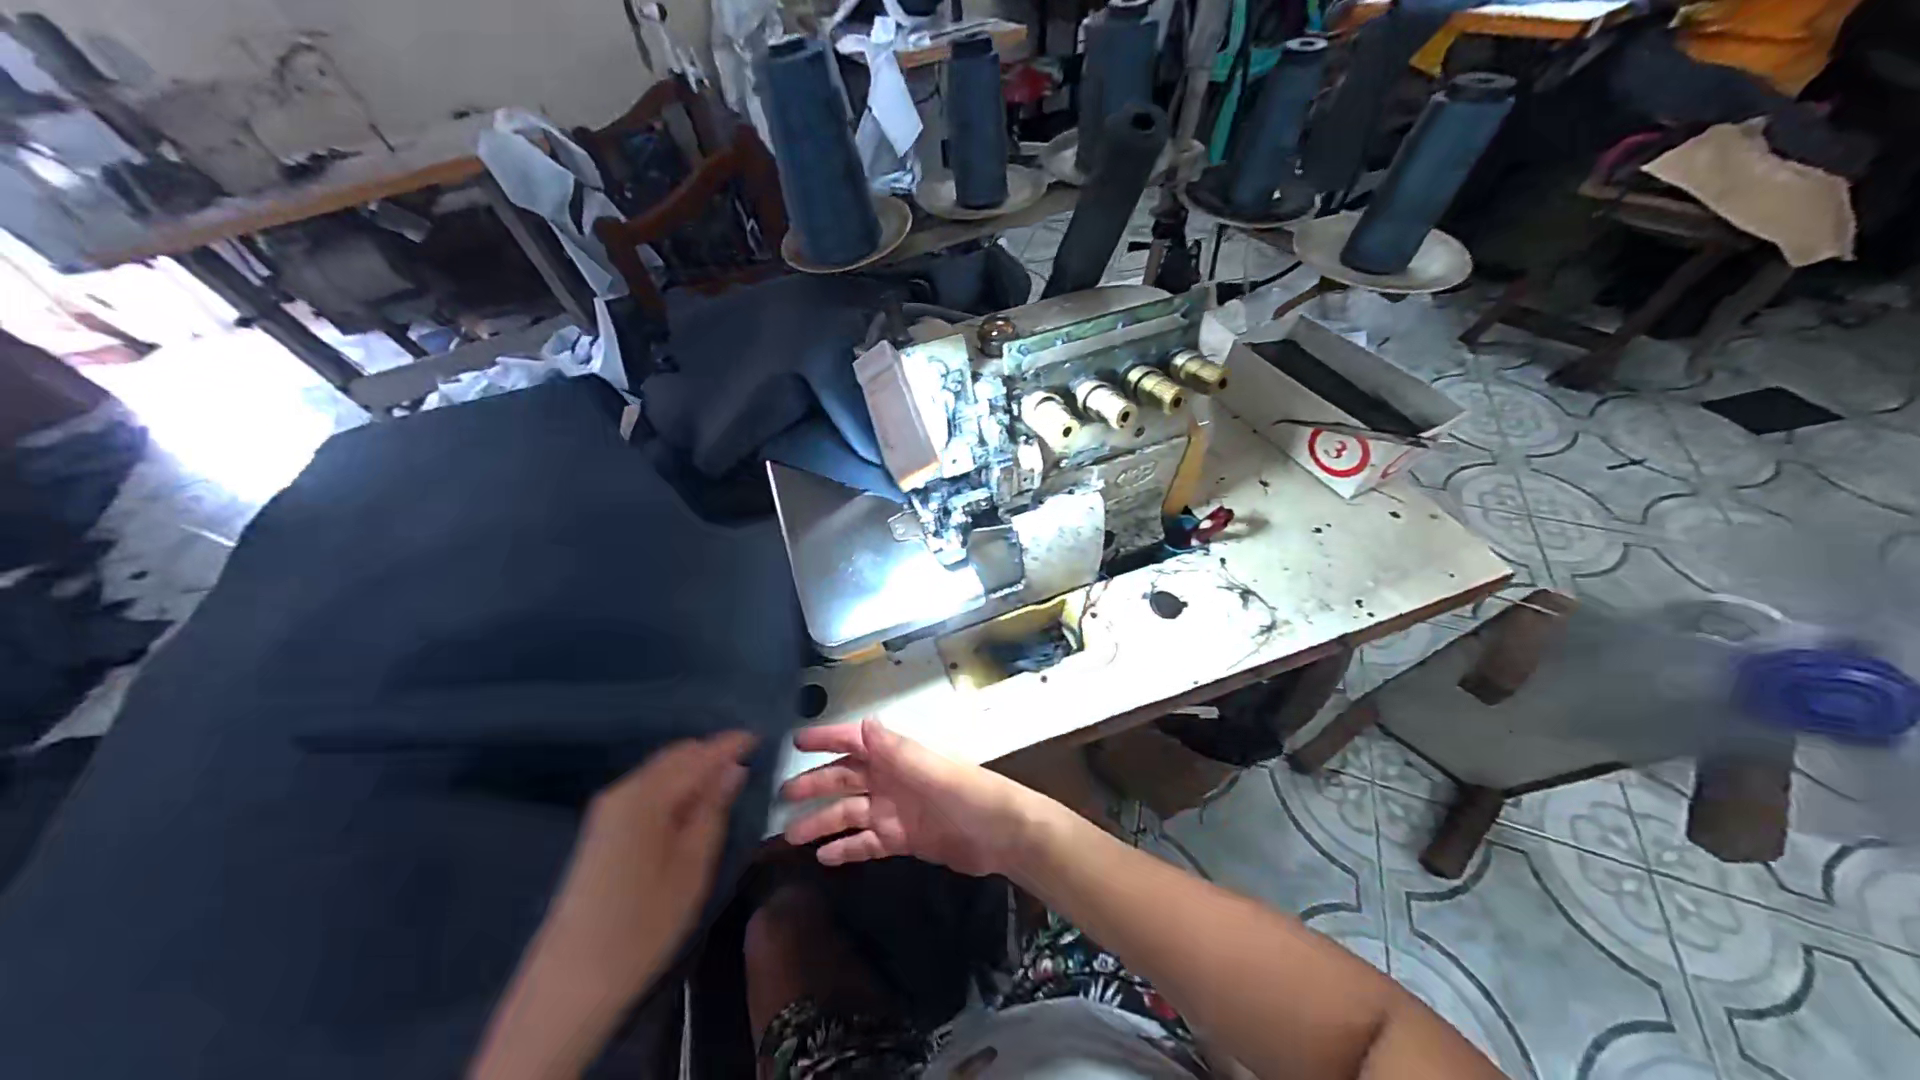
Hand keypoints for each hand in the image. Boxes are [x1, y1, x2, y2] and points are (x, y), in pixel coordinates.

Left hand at [543, 732, 755, 989]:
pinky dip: (675, 786)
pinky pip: (648, 789)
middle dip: (713, 753)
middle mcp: (623, 791)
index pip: (699, 754)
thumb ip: (713, 809)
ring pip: (661, 771)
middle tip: (749, 763)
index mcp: (647, 796)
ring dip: (694, 769)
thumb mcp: (693, 866)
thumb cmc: (644, 925)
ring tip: (727, 782)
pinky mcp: (602, 829)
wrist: (571, 981)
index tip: (763, 739)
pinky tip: (693, 805)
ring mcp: (607, 810)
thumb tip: (734, 768)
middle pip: (676, 755)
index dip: (732, 744)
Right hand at [780, 718, 1055, 876]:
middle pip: (845, 779)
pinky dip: (846, 848)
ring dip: (822, 822)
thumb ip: (896, 750)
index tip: (795, 742)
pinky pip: (866, 843)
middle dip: (815, 784)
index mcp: (898, 757)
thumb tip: (863, 721)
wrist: (1002, 834)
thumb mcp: (931, 769)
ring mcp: (895, 811)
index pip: (855, 743)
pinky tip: (822, 857)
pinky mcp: (902, 840)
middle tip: (782, 794)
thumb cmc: (968, 794)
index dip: (827, 740)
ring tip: (789, 835)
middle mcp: (891, 780)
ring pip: (850, 813)